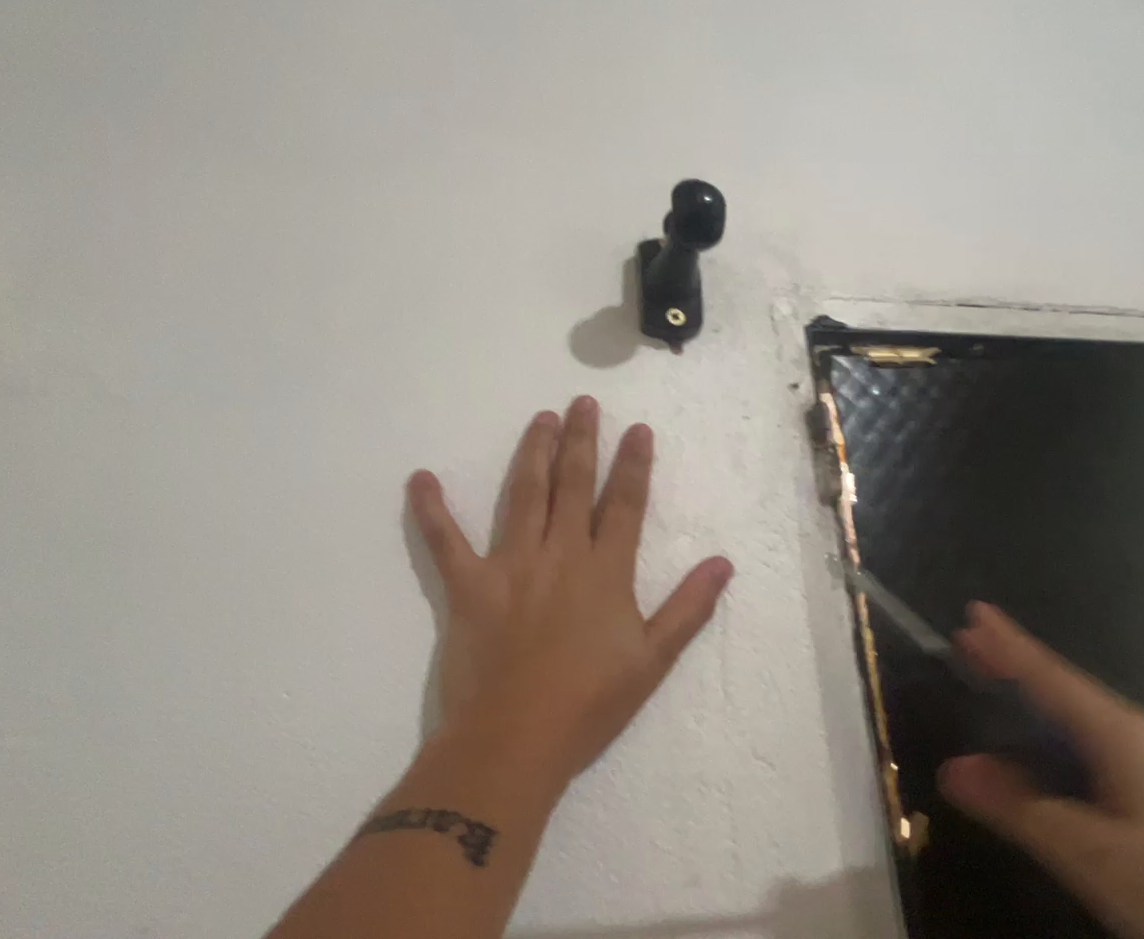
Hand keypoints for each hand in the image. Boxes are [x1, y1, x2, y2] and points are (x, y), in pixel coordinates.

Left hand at [406, 397, 732, 794]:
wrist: (515, 740)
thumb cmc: (590, 703)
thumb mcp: (654, 660)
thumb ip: (688, 607)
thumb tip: (723, 562)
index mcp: (605, 571)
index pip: (624, 504)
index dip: (633, 464)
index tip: (637, 429)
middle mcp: (560, 554)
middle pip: (573, 485)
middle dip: (581, 440)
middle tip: (582, 402)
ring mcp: (511, 566)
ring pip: (523, 496)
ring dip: (532, 453)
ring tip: (540, 418)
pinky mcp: (468, 588)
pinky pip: (445, 542)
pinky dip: (431, 510)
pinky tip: (420, 478)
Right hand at [937, 604, 1143, 938]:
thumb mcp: (1089, 853)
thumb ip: (1020, 807)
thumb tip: (954, 768)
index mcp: (1124, 735)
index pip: (1053, 678)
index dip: (1010, 646)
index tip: (976, 611)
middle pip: (1067, 690)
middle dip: (1018, 664)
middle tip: (972, 638)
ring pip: (1084, 716)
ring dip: (1038, 696)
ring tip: (998, 680)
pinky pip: (1101, 740)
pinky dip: (1062, 727)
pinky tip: (1051, 739)